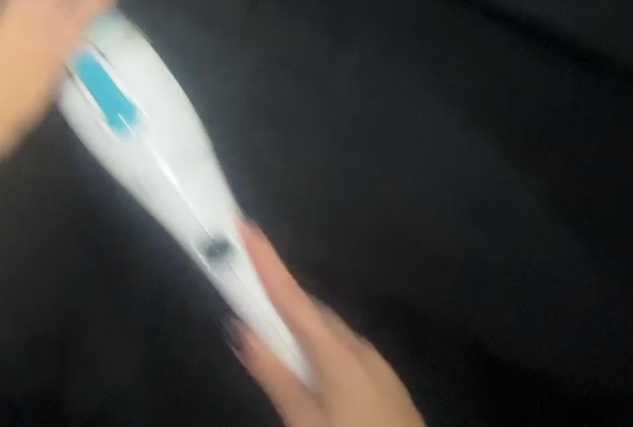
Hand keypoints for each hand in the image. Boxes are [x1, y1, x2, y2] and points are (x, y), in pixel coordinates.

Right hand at [233, 223, 425, 426]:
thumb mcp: (306, 424)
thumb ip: (274, 375)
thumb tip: (240, 327)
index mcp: (337, 355)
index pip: (291, 296)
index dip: (265, 260)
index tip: (244, 225)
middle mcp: (361, 351)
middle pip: (310, 311)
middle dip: (278, 296)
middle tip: (243, 295)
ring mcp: (381, 370)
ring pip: (330, 332)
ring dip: (299, 324)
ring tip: (272, 337)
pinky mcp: (391, 390)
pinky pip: (346, 351)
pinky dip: (321, 345)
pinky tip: (313, 369)